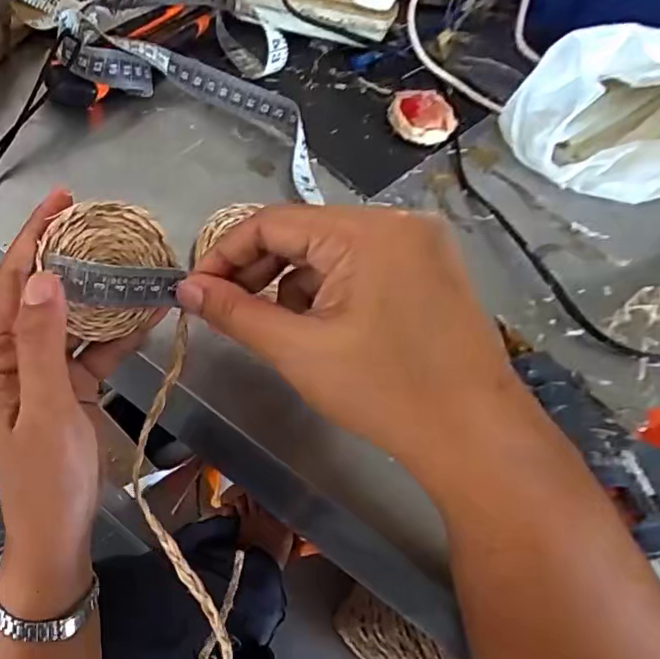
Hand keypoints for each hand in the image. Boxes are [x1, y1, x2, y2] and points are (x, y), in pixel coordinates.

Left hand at [0, 190, 151, 615]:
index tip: (60, 201)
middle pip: (38, 294)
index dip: (34, 239)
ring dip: (94, 291)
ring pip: (68, 319)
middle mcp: (14, 359)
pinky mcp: (68, 391)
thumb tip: (45, 276)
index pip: (12, 284)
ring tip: (125, 258)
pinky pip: (91, 351)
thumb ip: (43, 343)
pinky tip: (145, 314)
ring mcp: (43, 375)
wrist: (57, 536)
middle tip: (99, 222)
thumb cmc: (46, 480)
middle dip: (64, 255)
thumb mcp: (46, 409)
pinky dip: (115, 334)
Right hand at [176, 205, 530, 477]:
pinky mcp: (429, 269)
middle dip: (256, 271)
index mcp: (365, 232)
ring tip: (282, 331)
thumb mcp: (297, 349)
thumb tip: (186, 290)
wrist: (473, 435)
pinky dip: (328, 291)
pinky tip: (323, 331)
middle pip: (301, 232)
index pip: (271, 222)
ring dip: (291, 284)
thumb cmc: (382, 391)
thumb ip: (235, 312)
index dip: (224, 255)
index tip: (196, 292)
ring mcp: (419, 245)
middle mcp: (396, 223)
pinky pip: (359, 265)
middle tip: (227, 311)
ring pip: (328, 250)